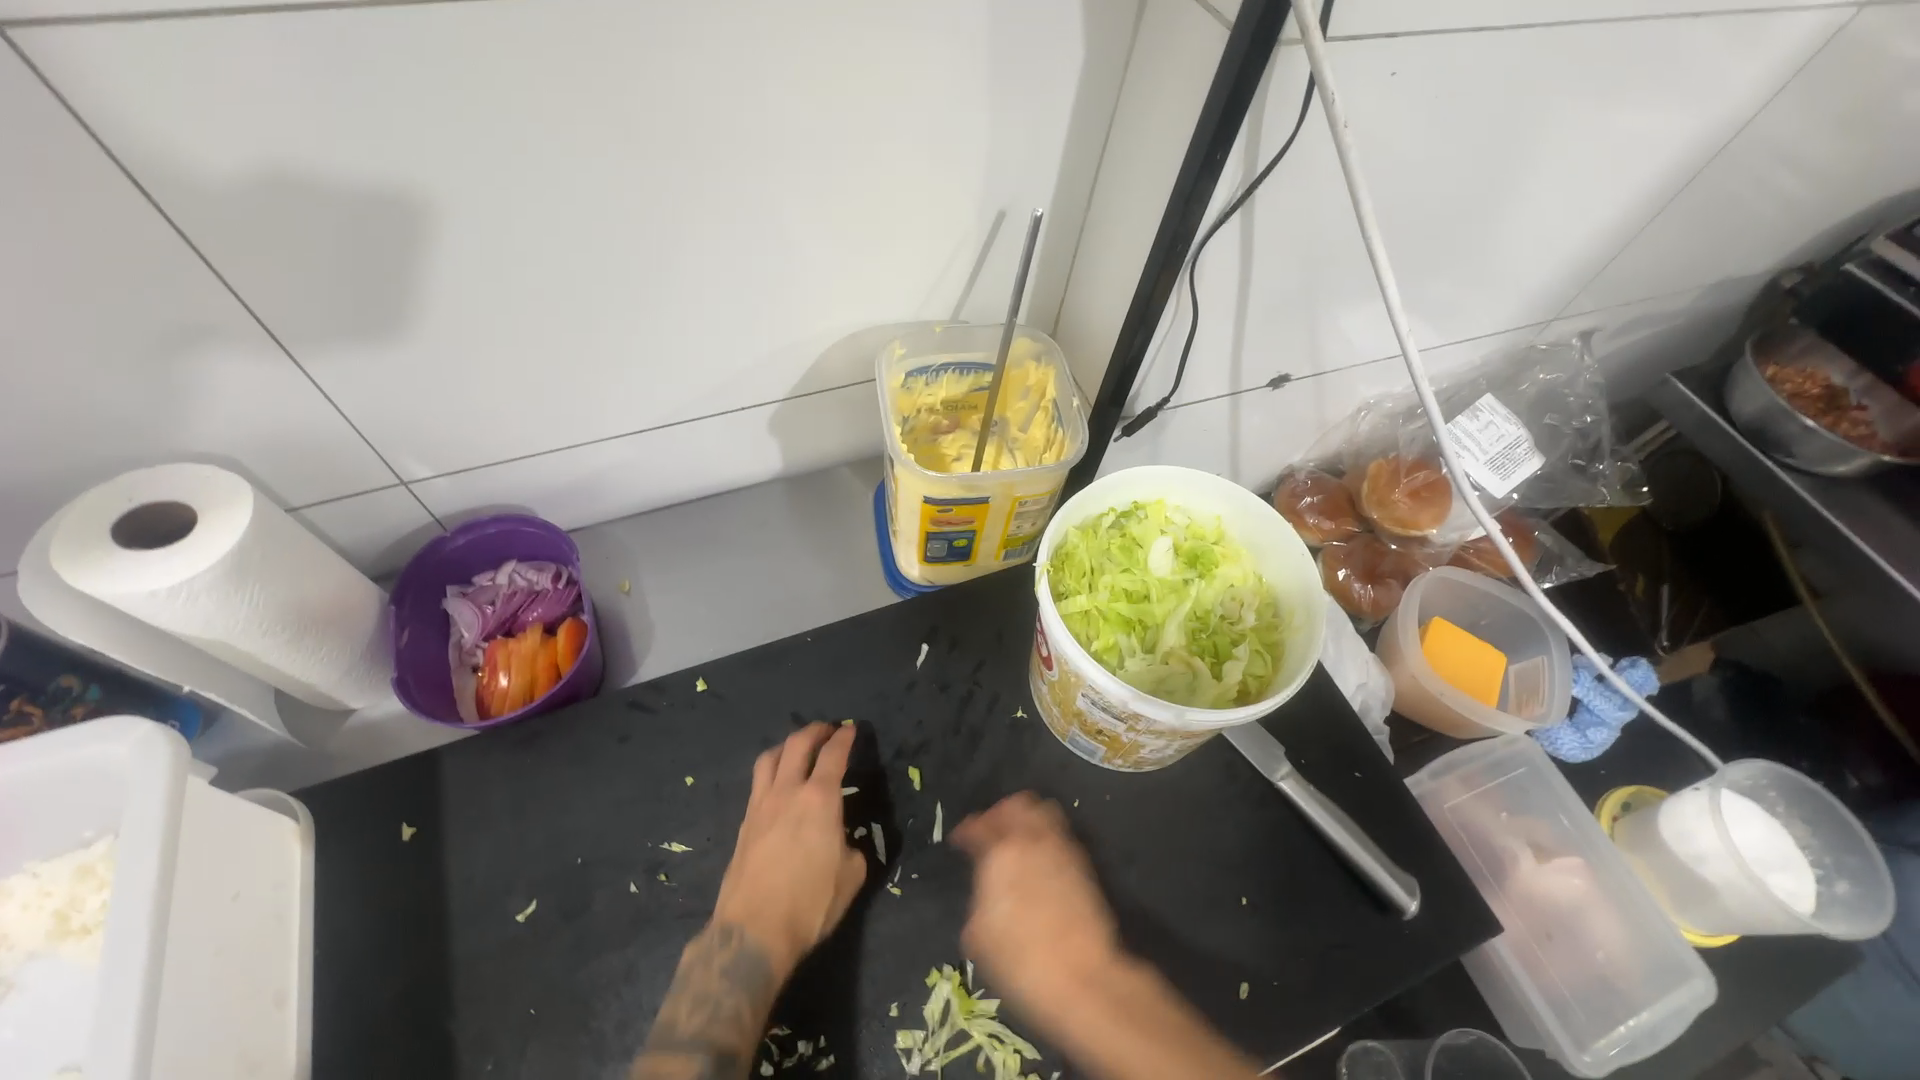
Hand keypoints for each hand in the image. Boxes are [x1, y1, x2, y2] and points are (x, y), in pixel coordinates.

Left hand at [712, 723, 867, 978]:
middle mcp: (788, 792)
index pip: (834, 754)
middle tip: (828, 730)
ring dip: (787, 745)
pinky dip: (772, 771)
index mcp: (820, 799)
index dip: (845, 737)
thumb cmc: (811, 903)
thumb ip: (855, 847)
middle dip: (815, 731)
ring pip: (770, 758)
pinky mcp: (744, 824)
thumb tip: (849, 840)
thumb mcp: (852, 876)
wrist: (754, 932)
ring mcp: (760, 806)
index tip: (852, 729)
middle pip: (797, 744)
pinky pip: (758, 783)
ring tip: (798, 748)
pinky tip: (779, 784)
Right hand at [951, 792, 1122, 1007]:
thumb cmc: (1020, 961)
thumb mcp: (979, 935)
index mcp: (999, 855)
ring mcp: (1062, 850)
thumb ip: (979, 901)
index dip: (965, 831)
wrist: (1081, 977)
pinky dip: (1048, 837)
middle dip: (999, 814)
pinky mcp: (1084, 866)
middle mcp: (1031, 842)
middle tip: (991, 832)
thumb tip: (987, 897)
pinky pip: (1062, 835)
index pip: (978, 826)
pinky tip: (1042, 860)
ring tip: (1019, 838)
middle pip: (1016, 805)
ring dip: (1028, 818)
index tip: (959, 841)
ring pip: (1044, 812)